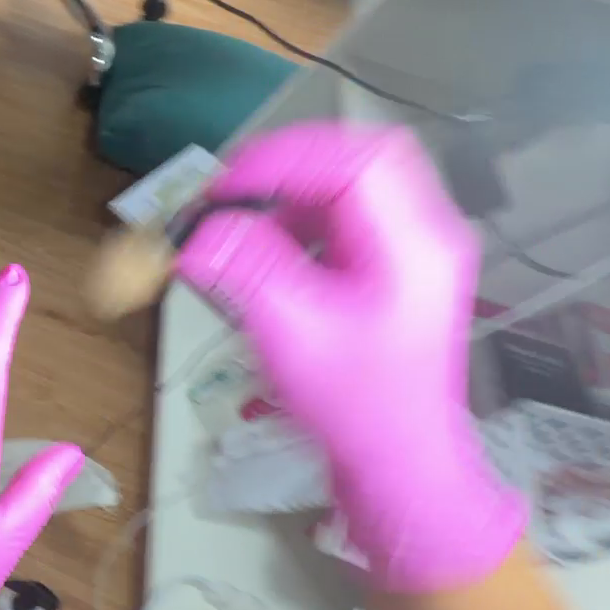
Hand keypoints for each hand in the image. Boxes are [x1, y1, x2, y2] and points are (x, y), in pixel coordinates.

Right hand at [176, 122, 525, 591]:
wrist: (393, 449)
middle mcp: (415, 232)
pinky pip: (333, 217)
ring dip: (281, 192)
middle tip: (222, 189)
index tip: (219, 189)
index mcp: (409, 244)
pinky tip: (257, 246)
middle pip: (356, 160)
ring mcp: (400, 247)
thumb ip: (246, 272)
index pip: (355, 163)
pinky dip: (286, 217)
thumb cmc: (350, 399)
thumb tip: (194, 234)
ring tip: (231, 218)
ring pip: (342, 185)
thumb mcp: (291, 333)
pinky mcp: (378, 264)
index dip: (282, 161)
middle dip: (282, 165)